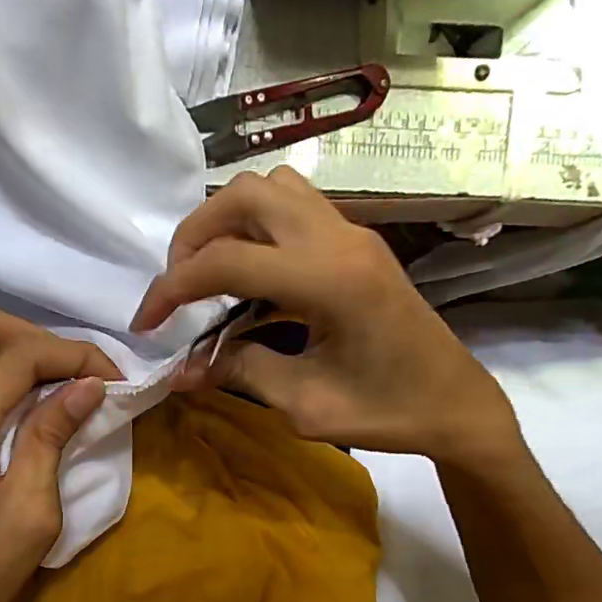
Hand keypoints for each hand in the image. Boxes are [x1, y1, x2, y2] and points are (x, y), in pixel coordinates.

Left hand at [0, 306, 120, 601]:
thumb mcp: (31, 512)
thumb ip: (52, 436)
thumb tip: (88, 384)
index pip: (16, 355)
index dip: (73, 354)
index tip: (112, 378)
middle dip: (43, 340)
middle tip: (84, 377)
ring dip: (22, 353)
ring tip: (64, 387)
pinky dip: (3, 374)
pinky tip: (33, 404)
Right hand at [132, 167, 522, 463]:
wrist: (456, 404)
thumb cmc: (388, 413)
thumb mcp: (306, 405)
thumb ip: (240, 373)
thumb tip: (181, 371)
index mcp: (327, 280)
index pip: (225, 261)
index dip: (171, 290)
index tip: (146, 324)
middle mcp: (338, 239)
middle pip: (245, 195)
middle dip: (195, 235)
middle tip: (179, 286)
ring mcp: (352, 233)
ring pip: (272, 188)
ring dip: (228, 221)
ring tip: (211, 273)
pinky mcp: (358, 242)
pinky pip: (296, 206)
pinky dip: (258, 227)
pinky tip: (251, 275)